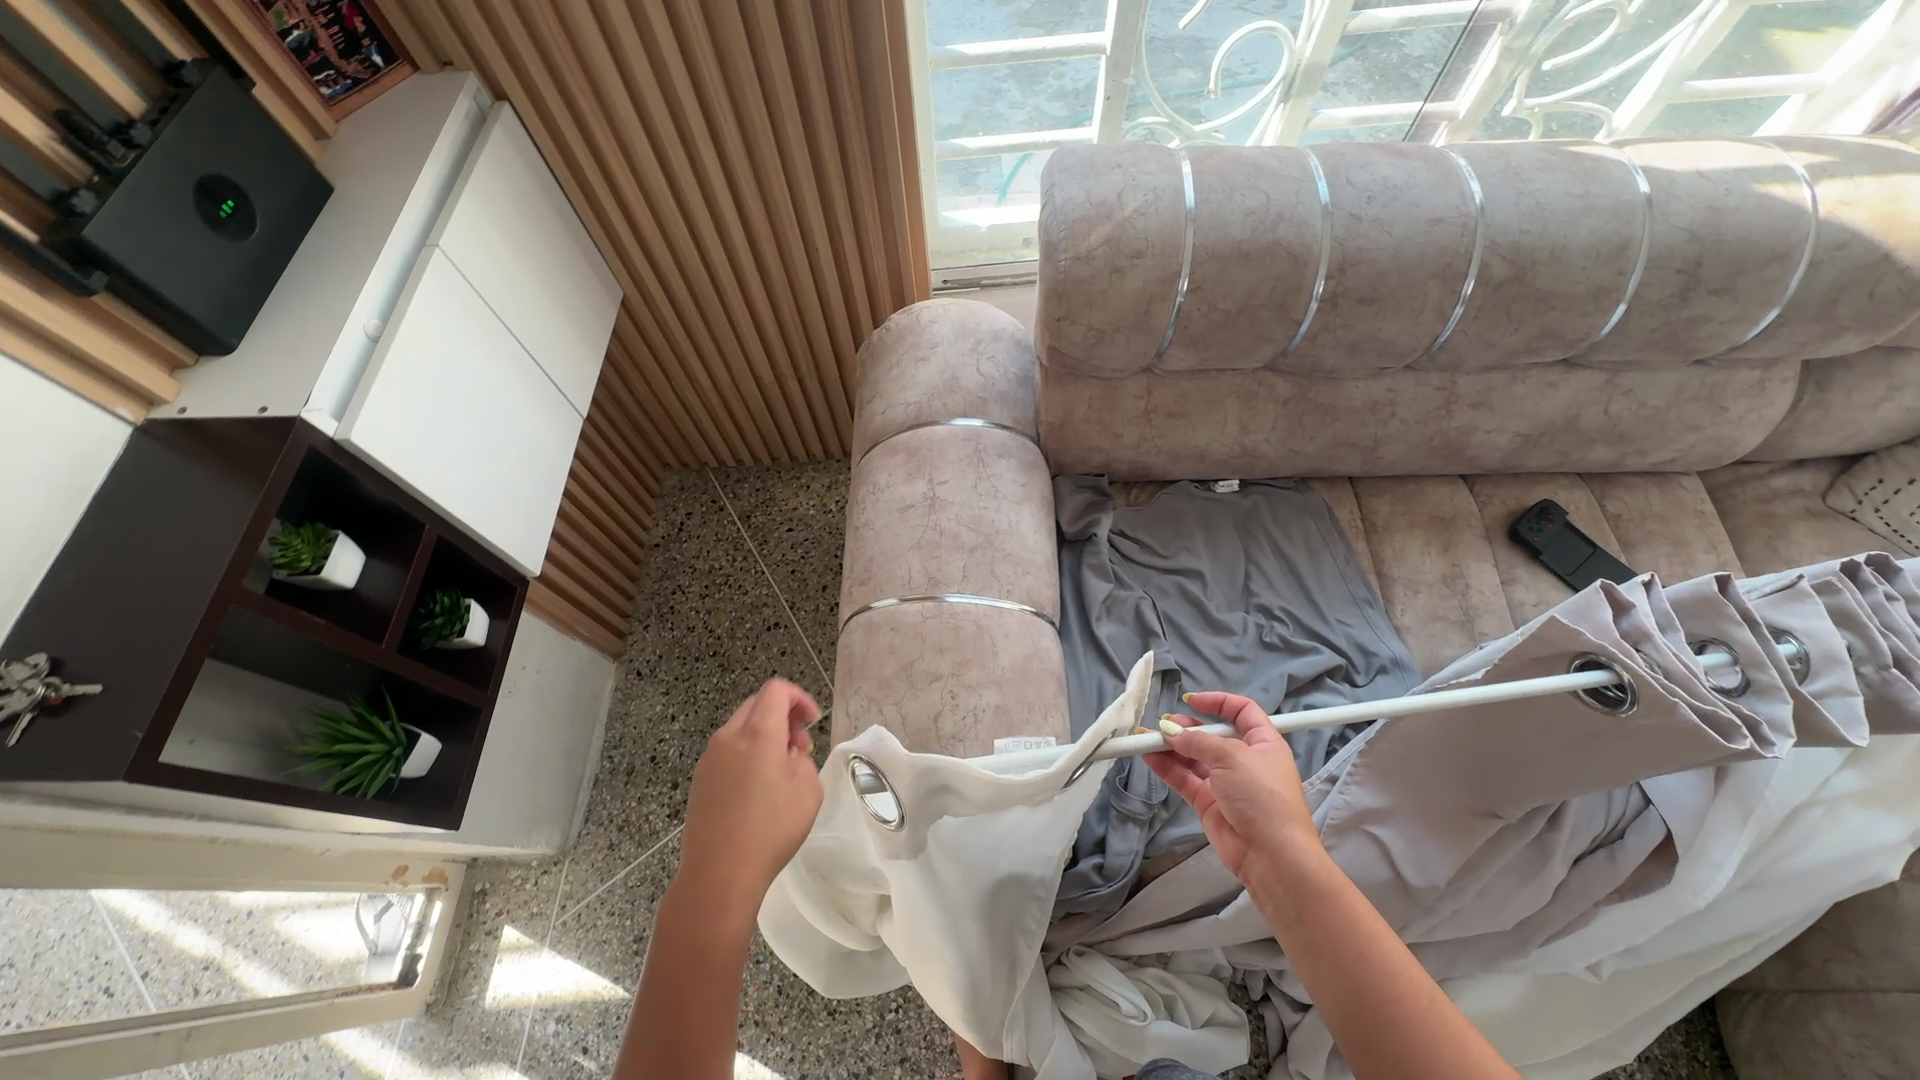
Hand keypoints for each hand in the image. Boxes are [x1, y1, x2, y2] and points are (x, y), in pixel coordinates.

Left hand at [676, 679, 823, 921]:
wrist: (719, 873)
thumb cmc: (771, 830)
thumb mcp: (808, 791)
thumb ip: (802, 761)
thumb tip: (787, 756)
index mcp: (757, 733)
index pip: (776, 690)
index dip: (800, 698)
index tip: (813, 724)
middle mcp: (728, 737)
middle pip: (756, 705)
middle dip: (783, 716)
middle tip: (800, 747)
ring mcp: (709, 758)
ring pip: (740, 727)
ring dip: (764, 735)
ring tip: (780, 771)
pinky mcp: (700, 779)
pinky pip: (728, 751)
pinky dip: (747, 753)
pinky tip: (757, 789)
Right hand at [1145, 692, 1319, 878]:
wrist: (1271, 853)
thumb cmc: (1262, 795)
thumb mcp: (1233, 757)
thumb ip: (1198, 741)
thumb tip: (1170, 731)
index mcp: (1263, 742)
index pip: (1242, 711)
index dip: (1218, 702)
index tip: (1191, 701)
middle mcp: (1244, 759)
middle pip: (1212, 735)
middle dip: (1187, 728)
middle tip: (1163, 724)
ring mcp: (1225, 782)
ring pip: (1194, 757)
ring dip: (1171, 747)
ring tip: (1147, 738)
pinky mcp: (1208, 803)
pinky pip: (1184, 778)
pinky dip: (1166, 767)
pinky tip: (1148, 756)